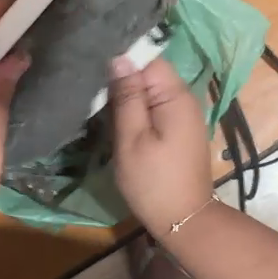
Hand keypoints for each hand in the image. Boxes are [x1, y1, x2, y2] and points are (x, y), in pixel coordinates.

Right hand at [108, 57, 213, 233]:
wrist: (184, 220)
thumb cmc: (154, 182)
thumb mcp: (132, 139)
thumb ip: (126, 97)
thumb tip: (120, 58)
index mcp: (176, 96)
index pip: (149, 60)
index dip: (123, 63)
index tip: (96, 72)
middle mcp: (185, 98)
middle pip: (150, 74)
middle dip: (124, 79)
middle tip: (92, 91)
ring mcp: (184, 114)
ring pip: (152, 91)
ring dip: (129, 96)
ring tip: (100, 103)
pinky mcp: (180, 129)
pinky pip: (157, 107)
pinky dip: (139, 110)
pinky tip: (120, 119)